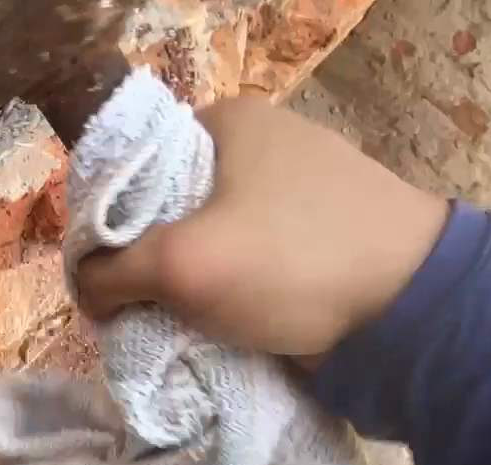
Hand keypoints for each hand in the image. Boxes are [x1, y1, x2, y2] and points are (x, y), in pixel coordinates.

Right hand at [74, 97, 450, 364]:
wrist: (405, 309)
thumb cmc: (287, 263)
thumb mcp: (176, 265)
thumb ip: (107, 273)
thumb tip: (84, 289)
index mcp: (226, 122)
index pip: (129, 166)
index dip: (101, 223)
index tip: (97, 273)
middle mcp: (254, 144)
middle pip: (158, 205)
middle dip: (135, 259)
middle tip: (127, 302)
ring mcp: (282, 187)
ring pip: (190, 235)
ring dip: (169, 280)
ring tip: (164, 315)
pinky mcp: (300, 230)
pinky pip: (228, 255)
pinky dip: (206, 286)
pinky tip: (203, 315)